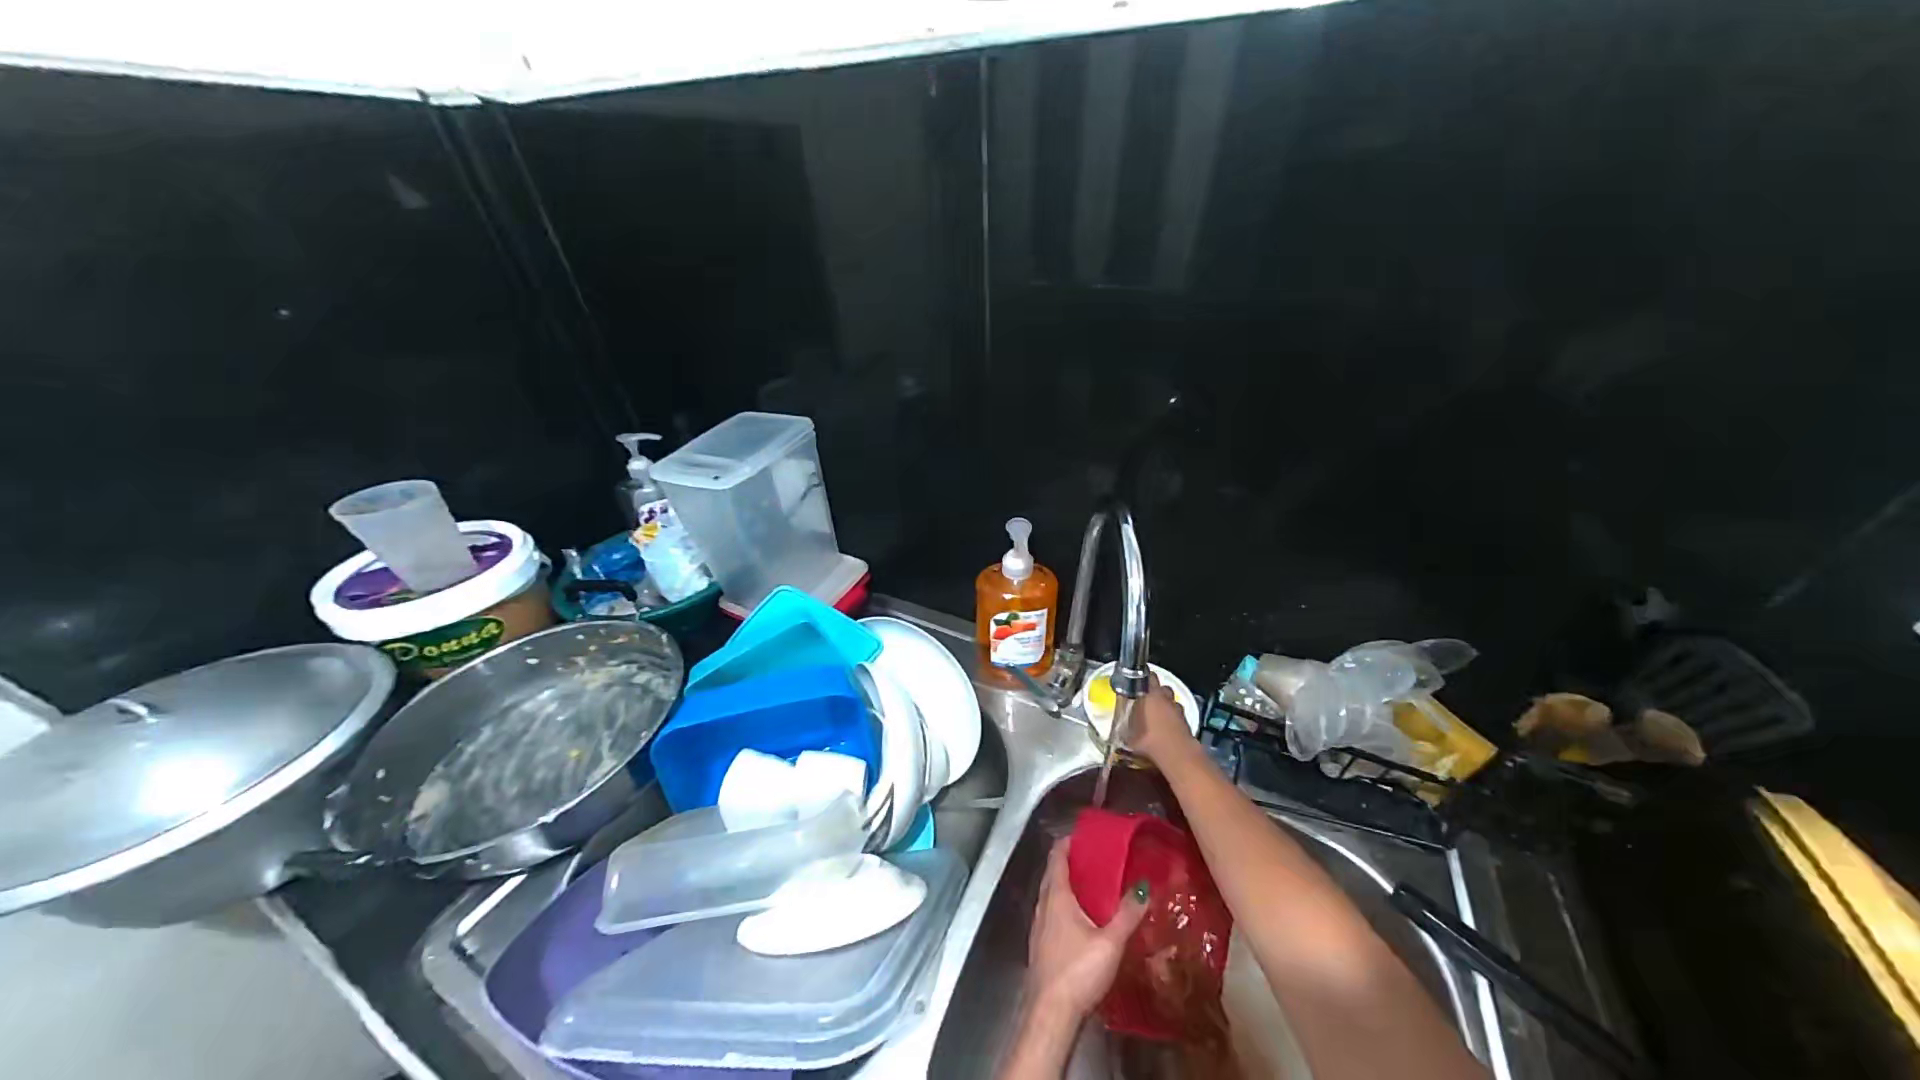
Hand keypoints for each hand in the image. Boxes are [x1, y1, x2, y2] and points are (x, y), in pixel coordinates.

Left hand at [1024, 836, 1148, 1020]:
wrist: (1051, 1012)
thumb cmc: (1078, 970)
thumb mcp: (1110, 941)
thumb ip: (1127, 914)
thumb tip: (1144, 886)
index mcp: (1056, 896)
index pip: (1057, 857)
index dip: (1068, 843)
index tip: (1085, 836)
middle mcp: (1043, 905)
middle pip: (1053, 874)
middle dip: (1071, 863)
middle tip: (1096, 859)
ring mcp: (1039, 925)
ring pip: (1051, 894)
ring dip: (1068, 885)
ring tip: (1093, 885)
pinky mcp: (1041, 944)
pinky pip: (1052, 912)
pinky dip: (1065, 905)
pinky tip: (1082, 918)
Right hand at [1125, 674, 1196, 766]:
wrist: (1175, 754)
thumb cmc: (1148, 740)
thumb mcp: (1128, 735)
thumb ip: (1123, 728)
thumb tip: (1118, 730)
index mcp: (1150, 695)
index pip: (1148, 676)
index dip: (1143, 678)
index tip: (1136, 682)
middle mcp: (1165, 698)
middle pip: (1162, 687)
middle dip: (1155, 691)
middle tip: (1145, 699)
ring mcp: (1178, 709)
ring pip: (1171, 700)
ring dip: (1165, 704)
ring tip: (1157, 713)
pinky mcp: (1186, 721)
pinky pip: (1178, 714)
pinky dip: (1173, 717)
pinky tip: (1167, 726)